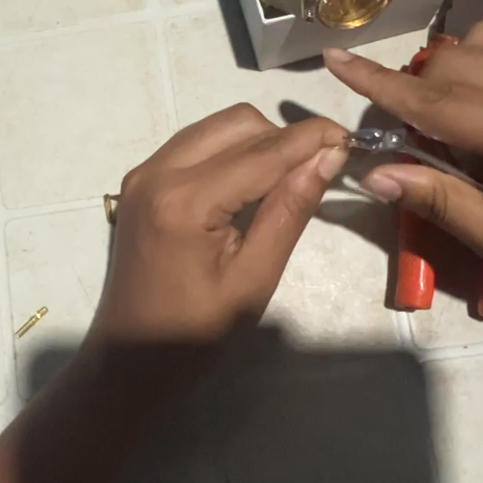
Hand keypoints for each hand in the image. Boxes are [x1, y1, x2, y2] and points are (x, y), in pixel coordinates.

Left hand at [93, 105, 347, 345]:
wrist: (132, 360)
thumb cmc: (197, 333)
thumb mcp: (254, 277)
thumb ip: (290, 210)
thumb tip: (328, 156)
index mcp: (185, 201)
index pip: (263, 151)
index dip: (311, 139)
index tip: (351, 138)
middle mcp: (158, 172)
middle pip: (237, 123)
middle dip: (283, 138)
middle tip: (317, 169)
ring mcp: (143, 173)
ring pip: (214, 127)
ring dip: (256, 141)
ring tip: (287, 177)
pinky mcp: (140, 181)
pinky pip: (193, 144)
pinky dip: (228, 151)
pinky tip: (248, 184)